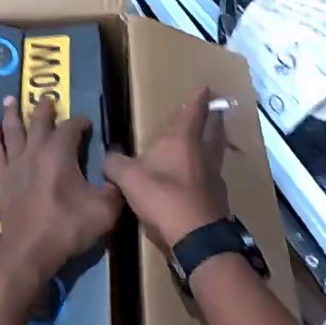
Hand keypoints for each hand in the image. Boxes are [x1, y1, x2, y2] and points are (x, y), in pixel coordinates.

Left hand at [0, 95, 122, 285]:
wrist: (29, 250)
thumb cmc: (68, 227)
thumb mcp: (105, 210)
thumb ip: (114, 188)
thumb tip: (118, 175)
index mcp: (60, 153)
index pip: (71, 127)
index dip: (80, 122)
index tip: (87, 123)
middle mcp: (35, 151)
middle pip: (39, 122)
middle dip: (44, 108)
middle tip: (46, 98)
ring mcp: (15, 164)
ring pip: (12, 131)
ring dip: (12, 114)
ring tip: (9, 99)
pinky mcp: (1, 179)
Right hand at [103, 88, 230, 248]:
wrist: (196, 237)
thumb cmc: (163, 197)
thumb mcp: (128, 179)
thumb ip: (114, 164)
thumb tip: (107, 157)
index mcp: (183, 141)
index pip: (192, 113)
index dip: (198, 99)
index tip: (206, 87)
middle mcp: (203, 154)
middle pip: (213, 130)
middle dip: (213, 119)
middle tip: (215, 111)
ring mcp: (214, 177)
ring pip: (215, 153)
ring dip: (213, 145)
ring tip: (207, 142)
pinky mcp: (218, 198)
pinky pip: (213, 177)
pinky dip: (207, 172)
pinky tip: (199, 179)